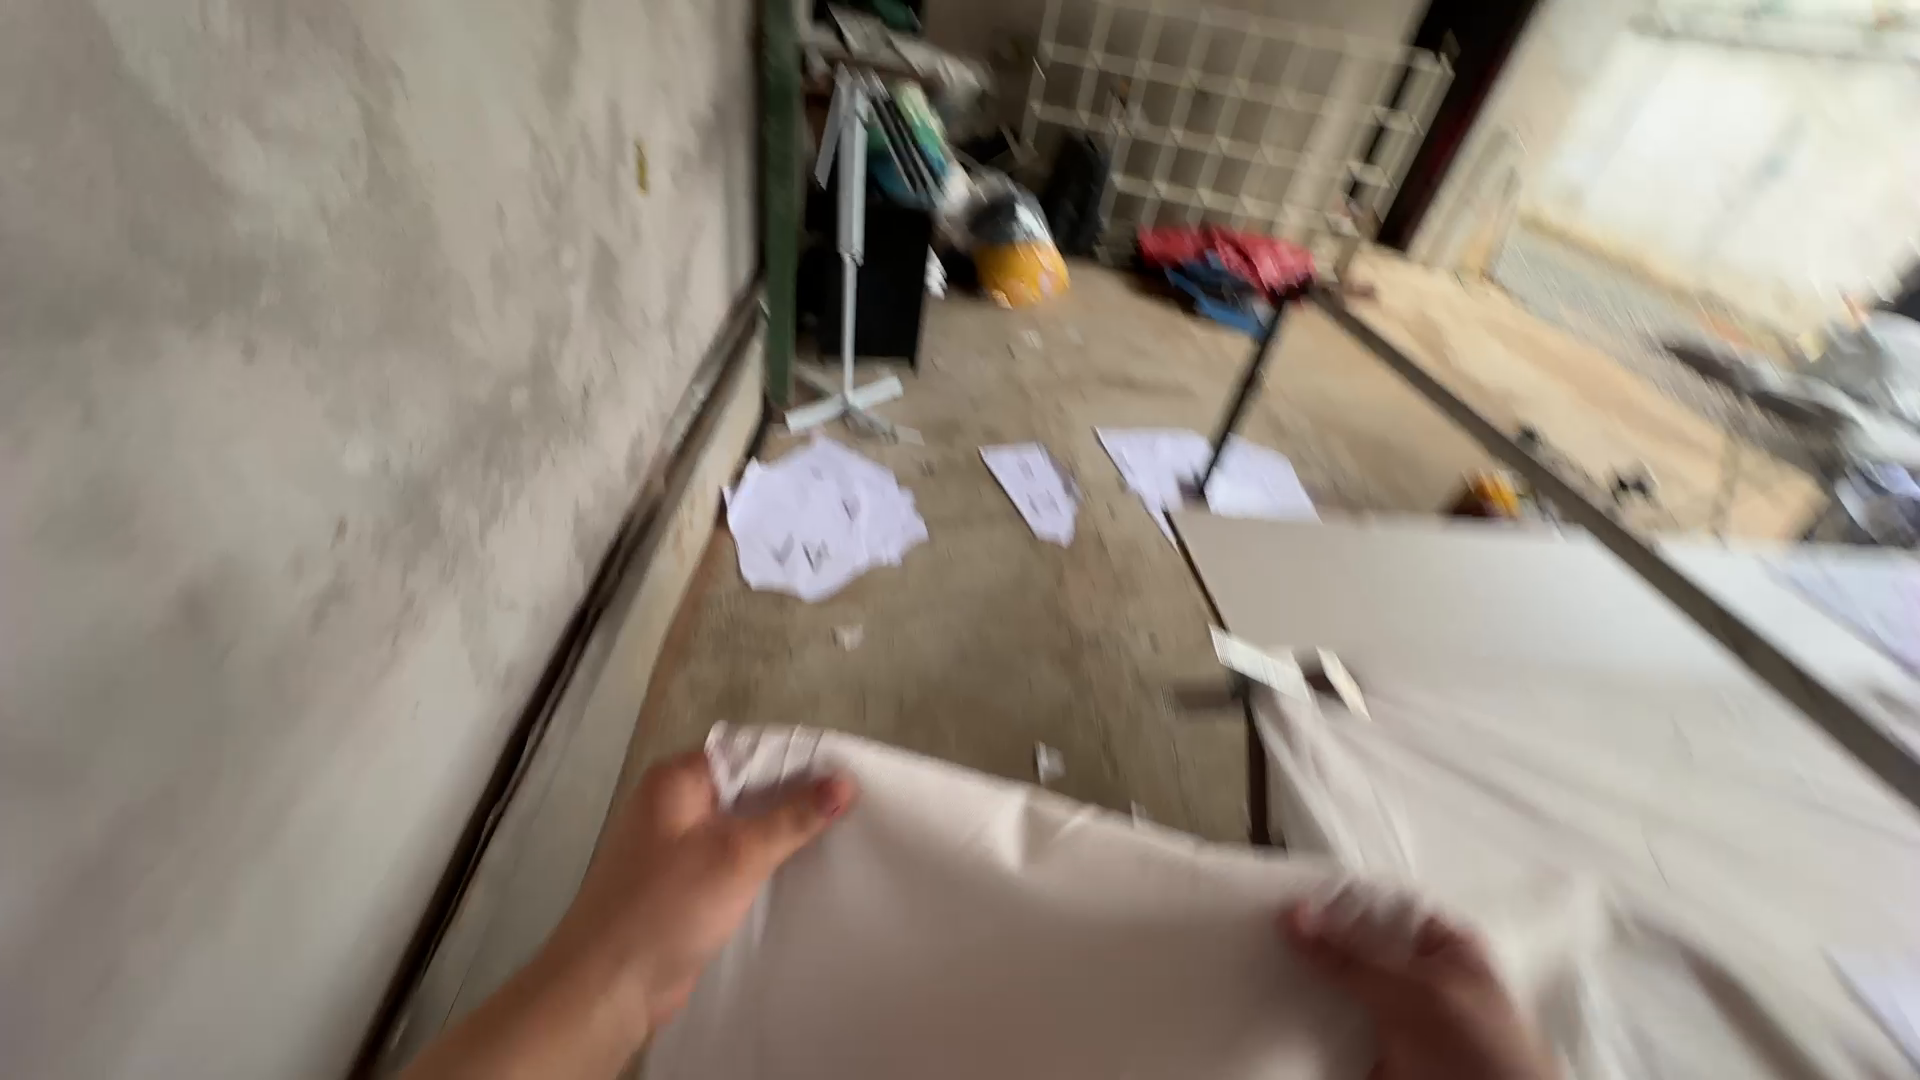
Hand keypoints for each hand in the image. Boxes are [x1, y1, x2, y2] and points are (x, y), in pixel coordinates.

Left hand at [401, 750, 856, 1079]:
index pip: (750, 751)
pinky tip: (802, 865)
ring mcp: (680, 842)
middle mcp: (677, 801)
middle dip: (796, 795)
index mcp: (679, 778)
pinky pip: (736, 853)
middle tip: (852, 803)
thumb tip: (845, 783)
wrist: (606, 991)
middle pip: (750, 785)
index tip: (845, 771)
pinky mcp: (687, 878)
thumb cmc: (667, 906)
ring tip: (839, 830)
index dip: (797, 759)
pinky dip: (766, 856)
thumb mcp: (738, 854)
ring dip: (783, 828)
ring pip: (745, 821)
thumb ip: (794, 816)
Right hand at [1281, 889, 1558, 1079]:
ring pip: (1337, 983)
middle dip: (1310, 937)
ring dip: (1303, 976)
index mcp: (1441, 946)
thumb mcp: (1421, 995)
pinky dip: (1305, 1015)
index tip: (1287, 893)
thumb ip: (1355, 957)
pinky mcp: (1374, 1050)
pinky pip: (1330, 1023)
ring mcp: (1394, 1014)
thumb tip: (1292, 916)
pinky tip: (1274, 997)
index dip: (1333, 898)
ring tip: (1258, 954)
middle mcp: (1415, 975)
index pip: (1374, 905)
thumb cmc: (1487, 1058)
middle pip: (1349, 943)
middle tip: (1263, 924)